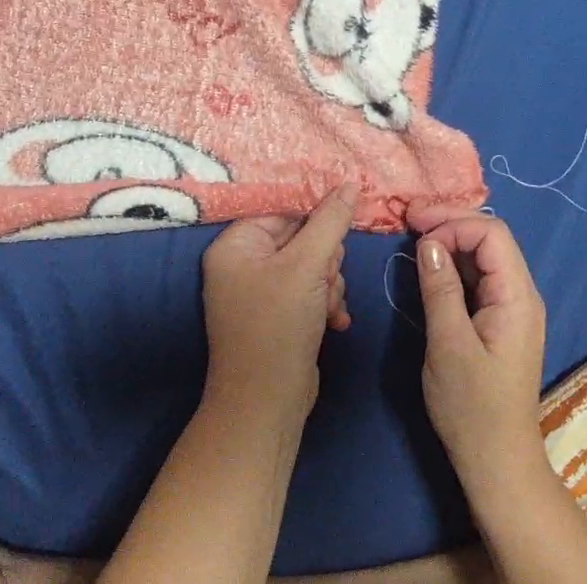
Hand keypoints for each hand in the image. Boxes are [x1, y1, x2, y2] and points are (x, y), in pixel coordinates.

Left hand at [201, 185, 354, 419]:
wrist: (267, 402)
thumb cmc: (278, 326)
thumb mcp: (308, 267)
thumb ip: (330, 222)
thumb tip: (350, 184)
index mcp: (235, 245)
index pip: (282, 208)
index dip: (315, 214)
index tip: (341, 225)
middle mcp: (243, 263)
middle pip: (301, 235)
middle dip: (325, 258)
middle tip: (326, 279)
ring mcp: (260, 290)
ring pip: (313, 263)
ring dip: (330, 283)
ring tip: (329, 306)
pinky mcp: (279, 313)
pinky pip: (311, 289)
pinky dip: (326, 301)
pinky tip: (334, 321)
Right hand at [410, 207, 549, 492]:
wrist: (497, 460)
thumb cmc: (472, 407)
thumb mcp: (449, 345)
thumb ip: (441, 289)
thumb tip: (429, 242)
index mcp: (517, 296)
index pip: (492, 234)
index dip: (454, 222)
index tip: (414, 229)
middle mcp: (522, 294)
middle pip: (491, 239)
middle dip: (451, 223)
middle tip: (409, 219)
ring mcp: (512, 308)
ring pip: (485, 257)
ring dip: (450, 241)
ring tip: (413, 234)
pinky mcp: (500, 322)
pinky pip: (480, 279)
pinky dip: (454, 265)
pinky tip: (429, 265)